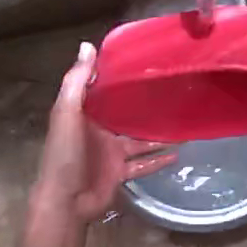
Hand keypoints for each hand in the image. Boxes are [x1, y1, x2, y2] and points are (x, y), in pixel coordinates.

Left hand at [31, 42, 175, 223]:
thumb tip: (88, 46)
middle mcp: (98, 131)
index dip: (118, 78)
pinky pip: (143, 164)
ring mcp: (110, 154)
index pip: (102, 91)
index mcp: (83, 114)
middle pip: (125, 115)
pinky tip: (178, 153)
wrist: (66, 201)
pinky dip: (159, 160)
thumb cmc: (64, 154)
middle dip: (144, 106)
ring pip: (139, 141)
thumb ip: (77, 81)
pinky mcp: (119, 173)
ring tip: (183, 123)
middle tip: (172, 92)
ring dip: (159, 135)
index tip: (144, 64)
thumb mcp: (67, 113)